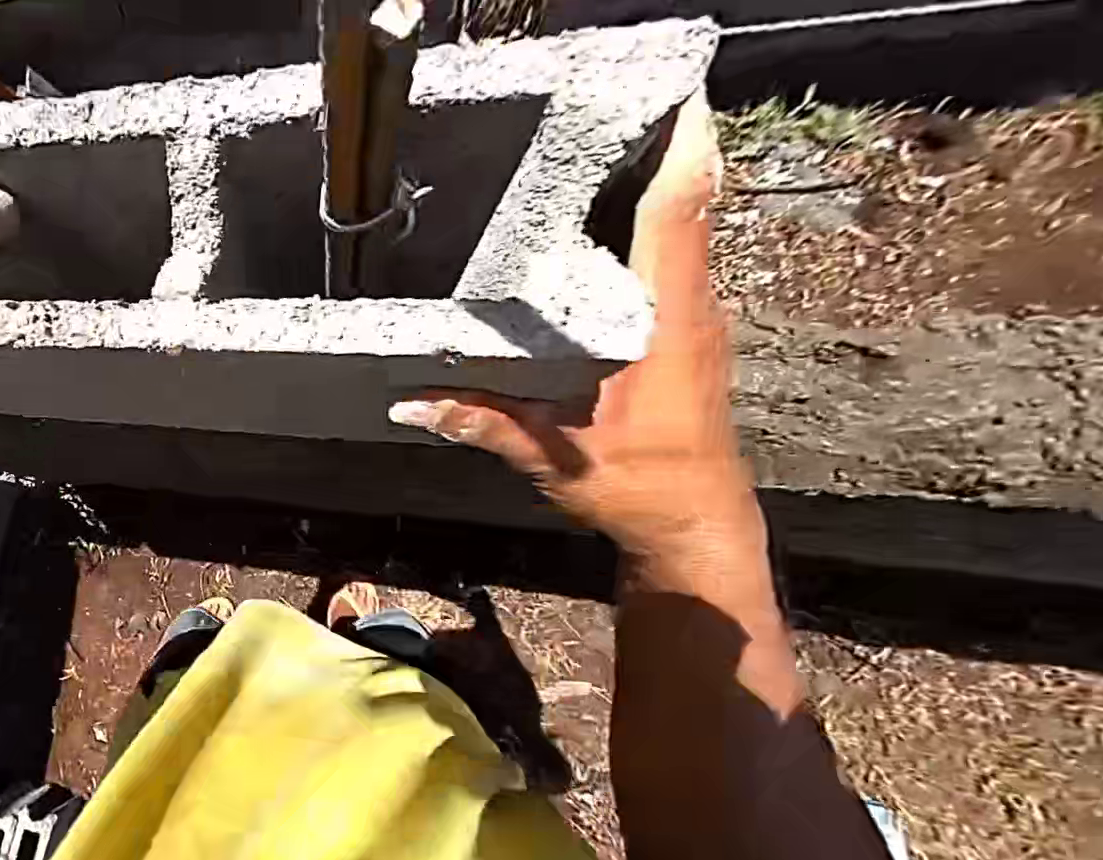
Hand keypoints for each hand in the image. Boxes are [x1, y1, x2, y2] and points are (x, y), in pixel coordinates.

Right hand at [388, 93, 750, 565]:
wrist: (692, 522)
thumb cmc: (634, 487)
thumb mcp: (549, 455)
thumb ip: (481, 422)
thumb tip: (410, 403)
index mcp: (664, 327)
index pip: (677, 217)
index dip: (677, 150)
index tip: (664, 95)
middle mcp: (688, 311)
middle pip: (684, 207)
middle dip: (656, 151)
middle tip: (604, 113)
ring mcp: (691, 322)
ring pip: (679, 234)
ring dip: (653, 188)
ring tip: (598, 154)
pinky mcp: (683, 338)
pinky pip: (670, 265)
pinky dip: (647, 231)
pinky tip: (601, 231)